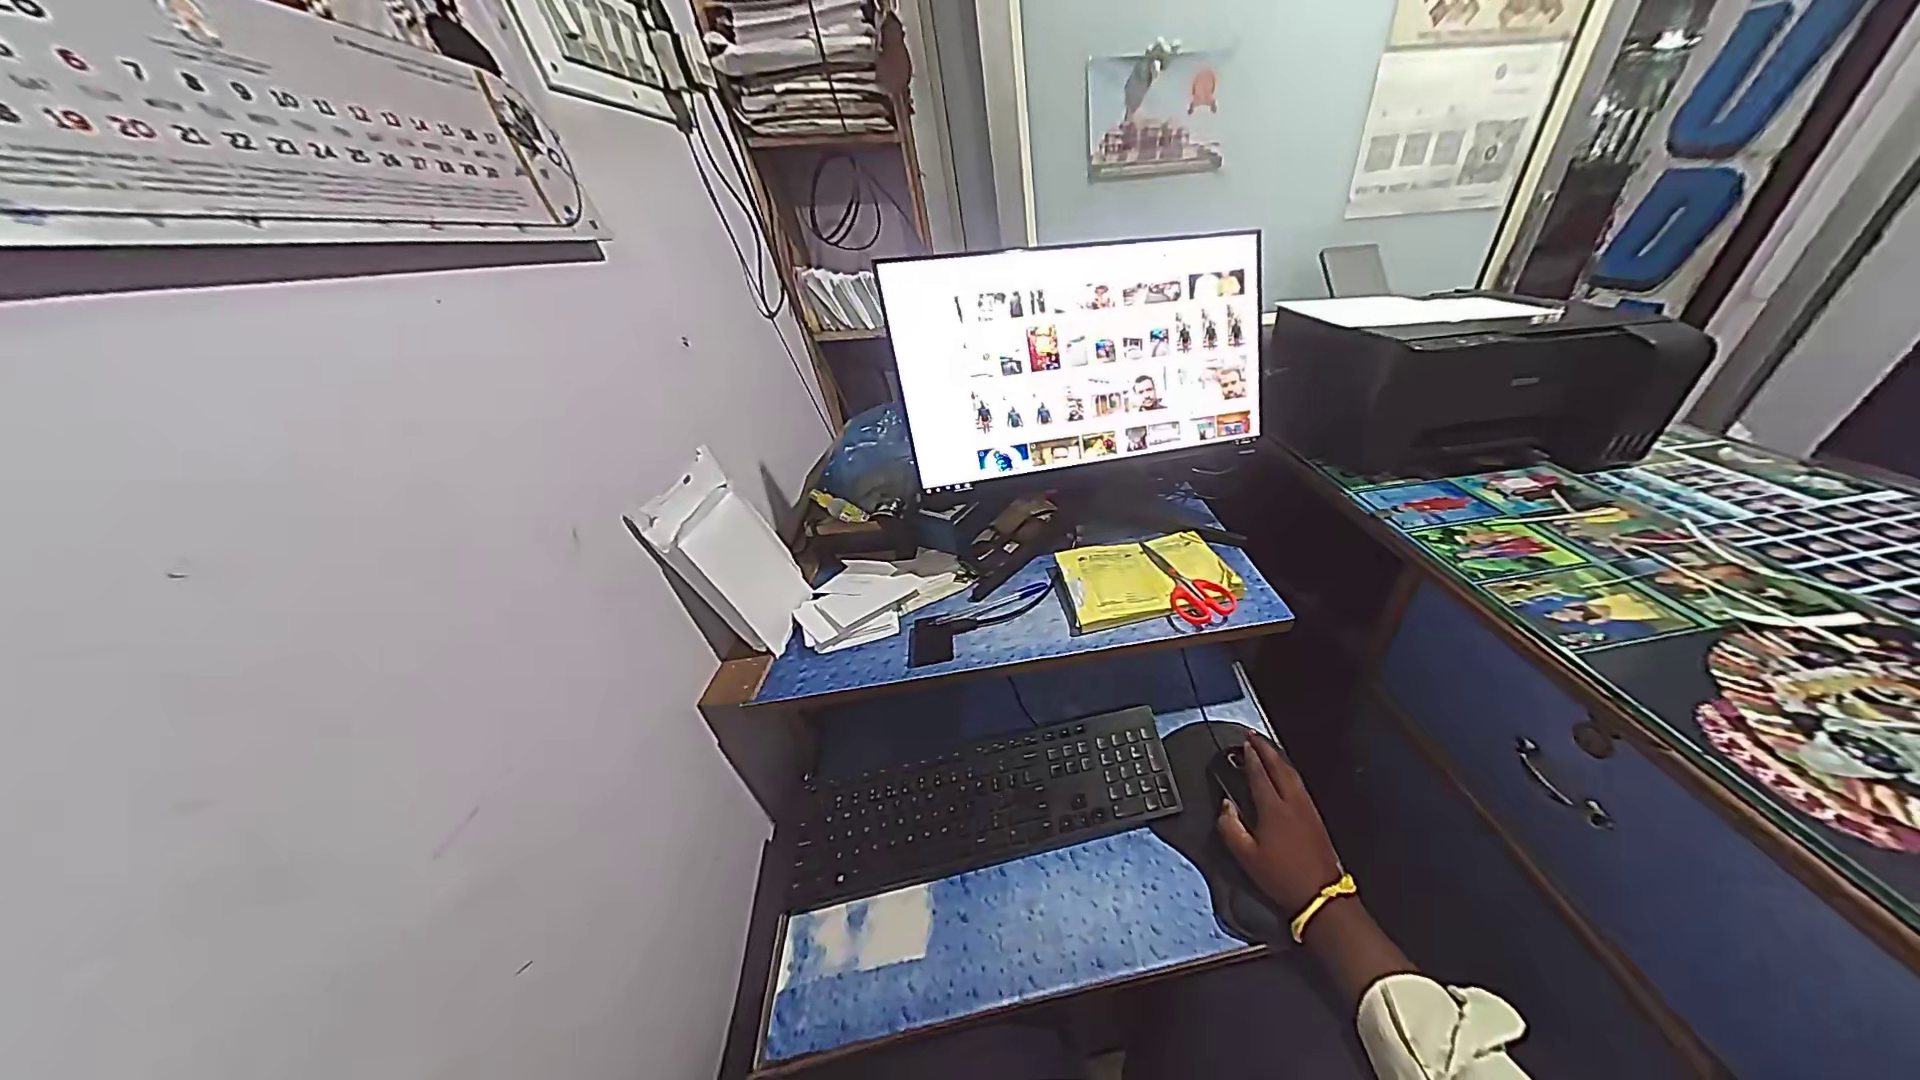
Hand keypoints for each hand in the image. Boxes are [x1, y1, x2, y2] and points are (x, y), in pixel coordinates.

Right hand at [1215, 732, 1343, 913]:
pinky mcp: (1316, 817)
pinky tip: (1285, 773)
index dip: (1250, 757)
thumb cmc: (1281, 877)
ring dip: (1279, 757)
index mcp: (1273, 809)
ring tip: (1267, 748)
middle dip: (1266, 749)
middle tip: (1254, 736)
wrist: (1321, 897)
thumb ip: (1230, 827)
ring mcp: (1308, 809)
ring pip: (1293, 774)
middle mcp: (1292, 803)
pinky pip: (1300, 784)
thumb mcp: (1245, 856)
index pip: (1259, 774)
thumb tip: (1225, 806)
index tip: (1244, 744)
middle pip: (1279, 767)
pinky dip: (1289, 771)